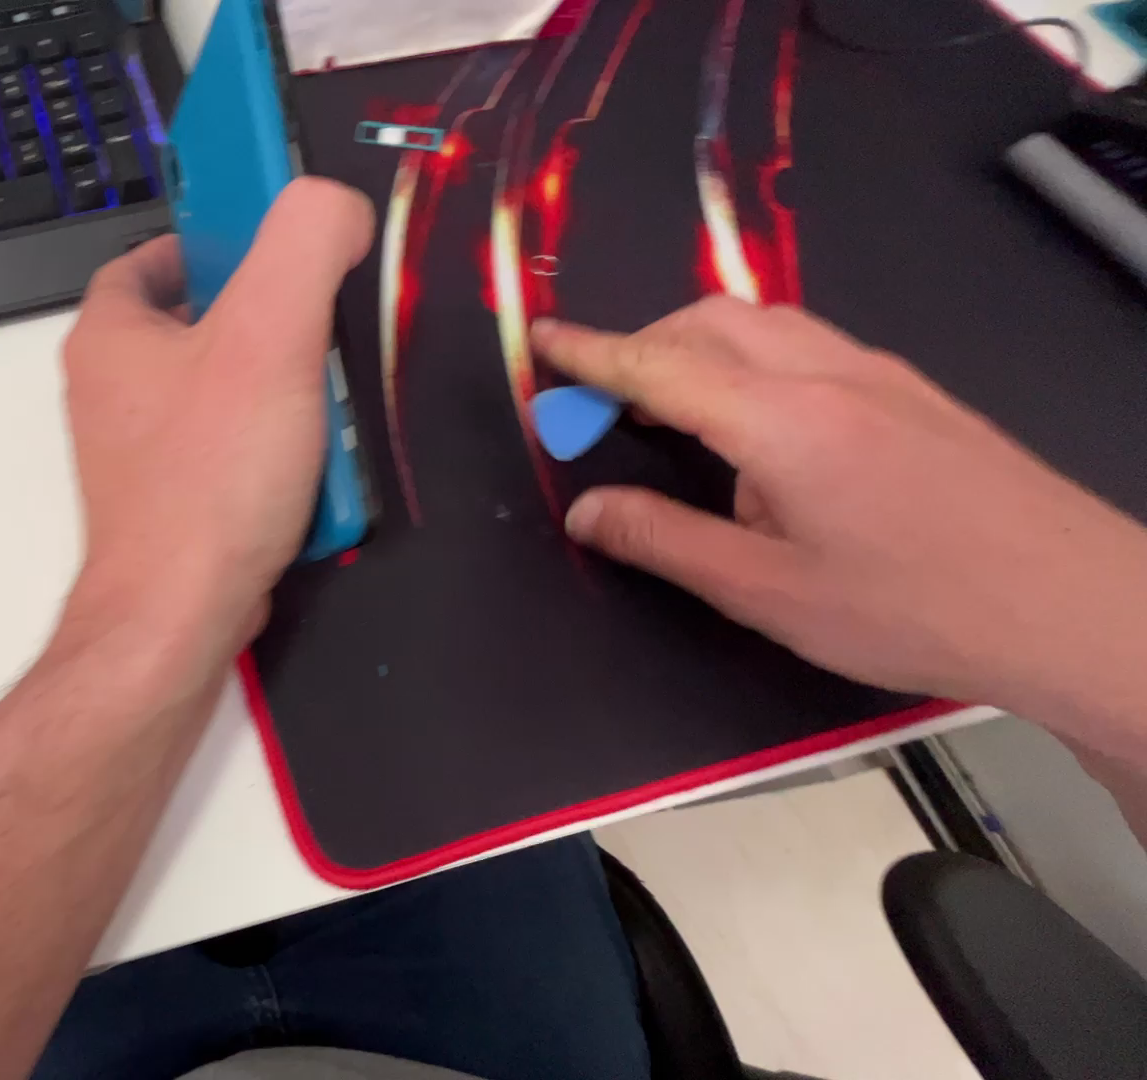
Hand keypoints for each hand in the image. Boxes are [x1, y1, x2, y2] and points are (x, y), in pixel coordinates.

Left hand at [59, 178, 374, 682]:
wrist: (178, 615)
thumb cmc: (210, 479)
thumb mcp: (268, 338)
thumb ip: (303, 247)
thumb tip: (333, 206)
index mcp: (110, 334)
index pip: (155, 255)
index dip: (215, 240)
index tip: (273, 253)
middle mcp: (110, 389)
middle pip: (195, 324)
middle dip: (261, 323)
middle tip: (316, 335)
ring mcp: (135, 451)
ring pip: (217, 391)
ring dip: (274, 391)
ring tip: (321, 408)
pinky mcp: (165, 498)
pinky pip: (223, 449)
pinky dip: (264, 446)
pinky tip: (305, 467)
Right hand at [532, 297, 1146, 721]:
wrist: (1089, 612)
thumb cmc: (911, 608)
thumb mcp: (760, 588)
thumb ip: (659, 539)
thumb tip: (584, 511)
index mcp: (783, 423)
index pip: (660, 366)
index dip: (590, 353)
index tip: (541, 338)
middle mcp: (830, 376)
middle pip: (710, 320)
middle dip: (638, 343)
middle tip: (598, 402)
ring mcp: (879, 376)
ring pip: (760, 323)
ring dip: (689, 346)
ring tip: (658, 405)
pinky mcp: (909, 392)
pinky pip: (800, 344)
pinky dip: (738, 358)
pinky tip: (739, 418)